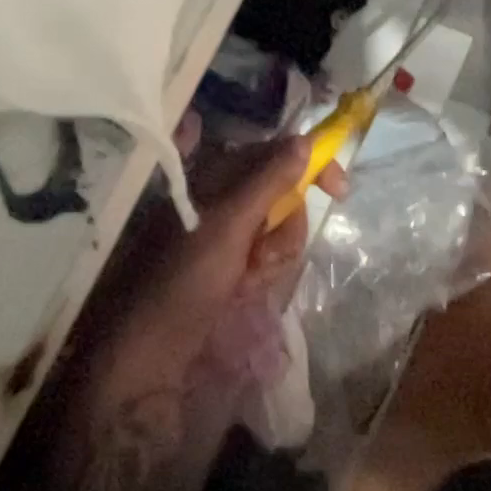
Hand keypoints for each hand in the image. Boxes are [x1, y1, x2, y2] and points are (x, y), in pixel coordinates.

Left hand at [122, 136, 346, 374]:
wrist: (151, 350)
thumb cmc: (184, 280)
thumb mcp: (229, 225)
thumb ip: (269, 181)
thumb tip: (305, 140)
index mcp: (216, 175)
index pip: (277, 153)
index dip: (311, 167)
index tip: (340, 190)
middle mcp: (224, 197)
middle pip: (285, 194)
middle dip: (285, 227)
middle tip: (263, 255)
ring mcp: (227, 232)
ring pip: (280, 228)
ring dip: (274, 255)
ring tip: (247, 279)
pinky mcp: (231, 262)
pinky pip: (267, 255)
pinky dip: (263, 273)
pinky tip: (242, 291)